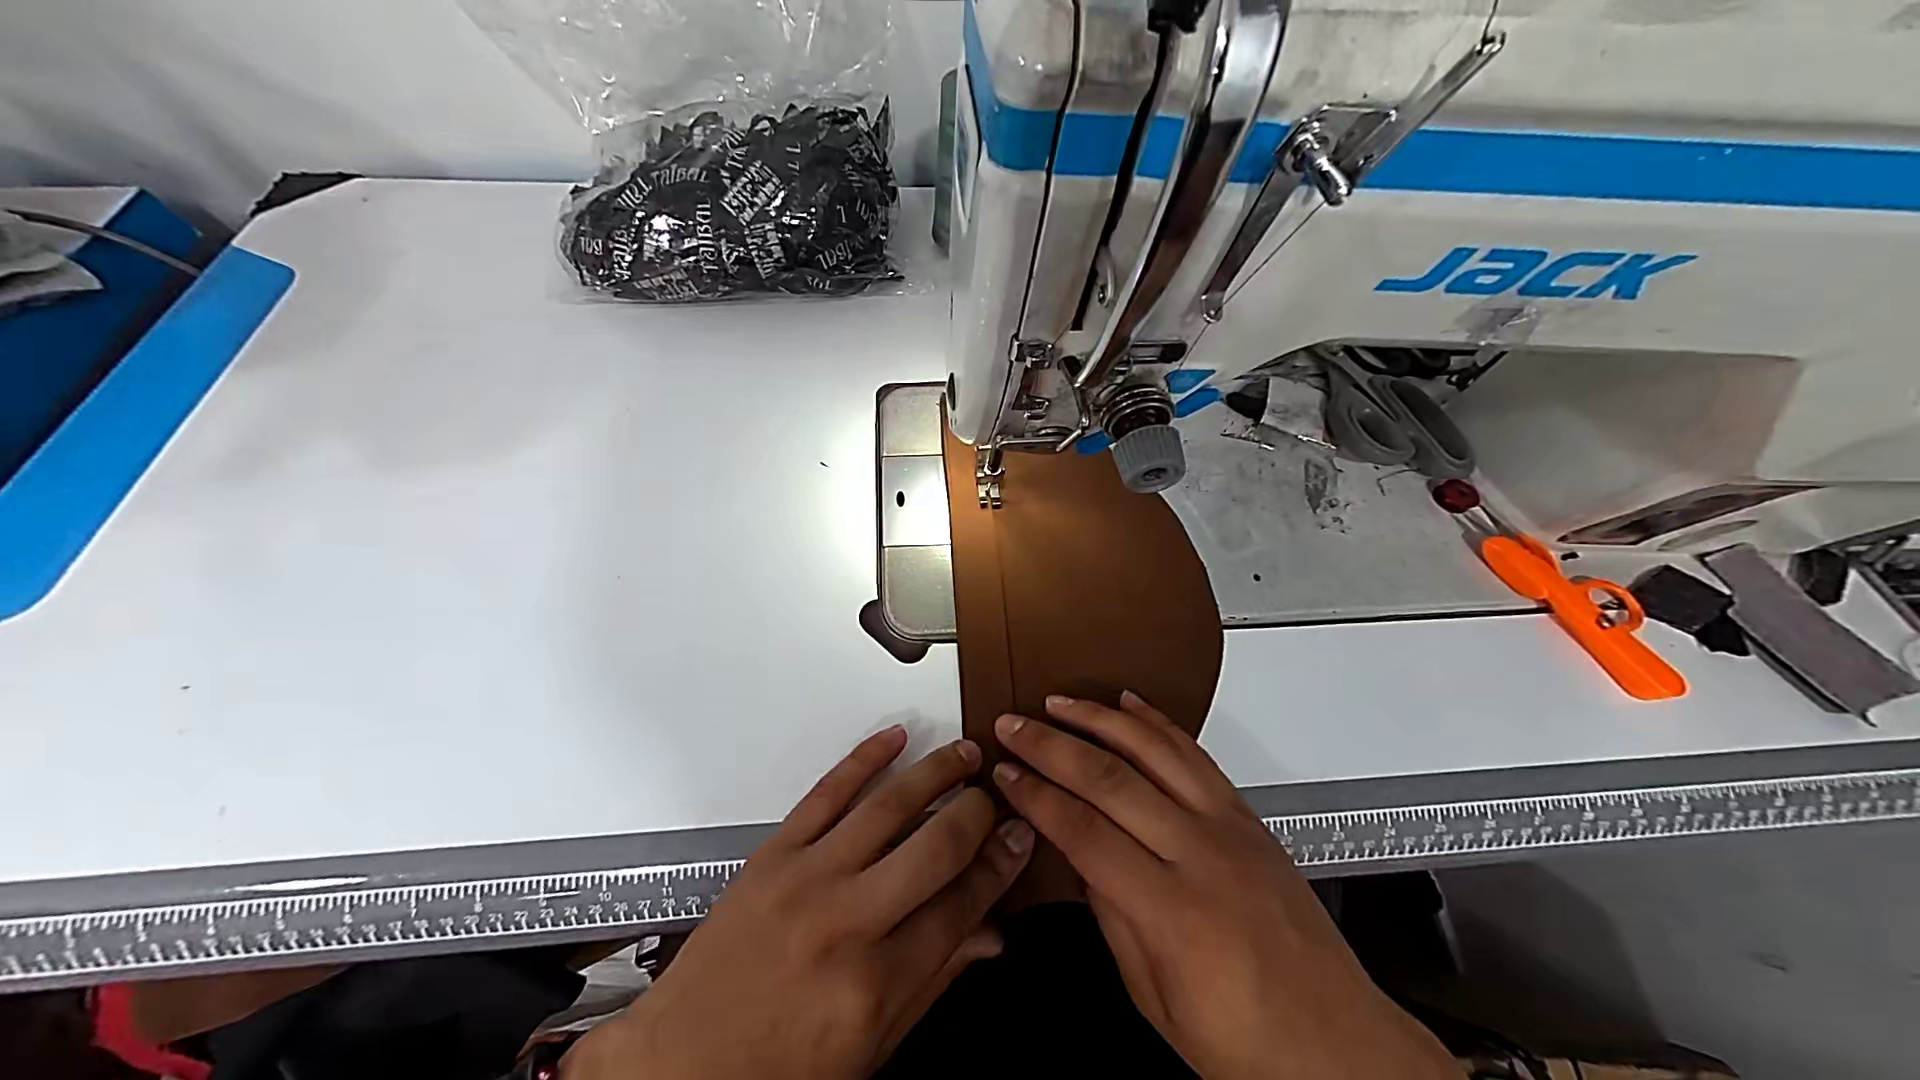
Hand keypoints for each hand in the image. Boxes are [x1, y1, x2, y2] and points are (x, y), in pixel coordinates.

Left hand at [566, 728, 1032, 1079]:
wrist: (679, 1067)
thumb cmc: (771, 1071)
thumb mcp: (871, 1047)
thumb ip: (935, 979)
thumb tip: (986, 934)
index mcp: (874, 982)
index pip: (962, 905)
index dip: (1001, 865)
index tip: (1020, 838)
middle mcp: (845, 922)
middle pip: (936, 845)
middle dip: (978, 812)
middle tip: (997, 796)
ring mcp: (806, 878)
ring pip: (889, 806)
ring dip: (936, 771)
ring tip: (965, 754)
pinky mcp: (773, 854)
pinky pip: (826, 791)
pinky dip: (865, 758)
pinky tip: (895, 739)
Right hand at [992, 694, 1457, 1079]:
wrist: (1339, 1048)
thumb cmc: (1251, 1042)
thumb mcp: (1155, 996)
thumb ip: (1110, 915)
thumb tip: (1077, 856)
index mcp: (1172, 912)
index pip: (1083, 829)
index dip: (1035, 796)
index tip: (1006, 773)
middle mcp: (1203, 856)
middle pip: (1109, 778)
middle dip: (1050, 744)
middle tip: (1014, 725)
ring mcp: (1230, 828)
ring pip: (1153, 750)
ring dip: (1099, 718)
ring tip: (1060, 702)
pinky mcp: (1248, 818)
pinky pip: (1196, 755)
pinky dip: (1159, 724)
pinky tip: (1131, 706)